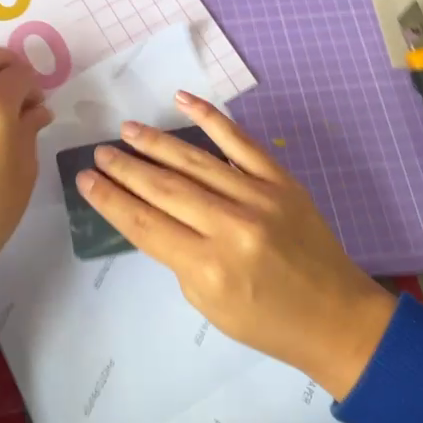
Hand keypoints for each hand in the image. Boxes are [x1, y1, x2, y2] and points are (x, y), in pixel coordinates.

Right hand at [77, 91, 396, 397]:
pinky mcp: (280, 179)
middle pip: (163, 188)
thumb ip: (178, 255)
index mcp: (208, 267)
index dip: (110, 199)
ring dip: (155, 142)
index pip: (144, 224)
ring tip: (126, 130)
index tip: (85, 179)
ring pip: (193, 161)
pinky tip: (182, 99)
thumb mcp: (208, 304)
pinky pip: (239, 141)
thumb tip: (153, 210)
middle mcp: (230, 227)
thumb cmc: (267, 322)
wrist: (338, 318)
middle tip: (99, 151)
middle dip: (125, 168)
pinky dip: (209, 116)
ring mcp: (258, 198)